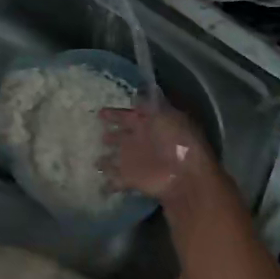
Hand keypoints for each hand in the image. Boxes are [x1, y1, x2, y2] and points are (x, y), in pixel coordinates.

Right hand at [100, 101, 216, 202]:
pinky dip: (106, 183)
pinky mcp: (129, 179)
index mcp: (147, 125)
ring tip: (95, 159)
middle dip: (110, 136)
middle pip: (120, 137)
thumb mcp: (165, 116)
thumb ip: (149, 105)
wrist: (184, 174)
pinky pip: (114, 181)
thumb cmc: (177, 141)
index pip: (126, 117)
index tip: (100, 113)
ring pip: (114, 159)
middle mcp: (138, 142)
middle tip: (98, 133)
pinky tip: (98, 183)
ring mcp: (133, 161)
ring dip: (105, 160)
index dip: (114, 114)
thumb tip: (136, 94)